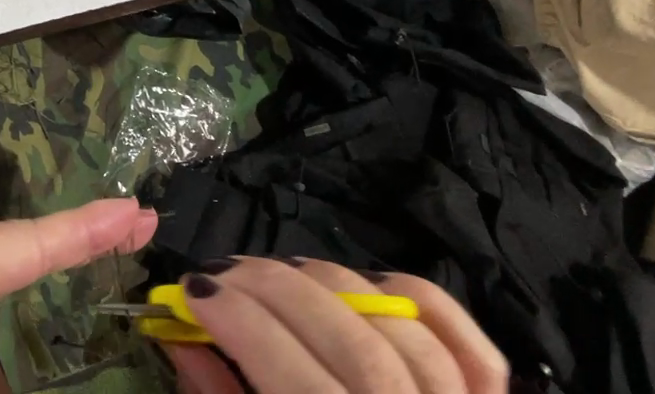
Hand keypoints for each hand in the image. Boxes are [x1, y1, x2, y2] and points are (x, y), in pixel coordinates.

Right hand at [163, 258, 508, 393]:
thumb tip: (182, 340)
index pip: (298, 381)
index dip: (241, 322)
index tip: (191, 290)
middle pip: (356, 345)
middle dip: (275, 289)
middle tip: (222, 272)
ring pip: (404, 332)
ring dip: (330, 283)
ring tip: (279, 272)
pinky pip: (472, 347)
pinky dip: (422, 301)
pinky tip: (370, 285)